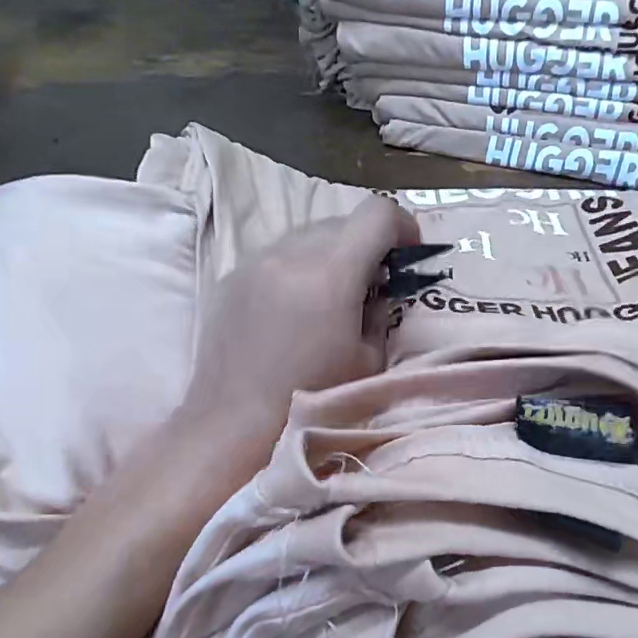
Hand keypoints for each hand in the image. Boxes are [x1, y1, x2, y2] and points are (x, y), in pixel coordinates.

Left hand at [177, 195, 418, 450]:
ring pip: (304, 236)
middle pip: (340, 222)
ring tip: (327, 297)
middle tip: (371, 282)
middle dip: (365, 244)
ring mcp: (253, 263)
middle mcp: (289, 255)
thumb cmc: (310, 400)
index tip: (408, 253)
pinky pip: (273, 257)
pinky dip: (294, 269)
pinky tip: (290, 310)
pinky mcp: (229, 278)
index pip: (376, 214)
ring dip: (327, 254)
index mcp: (330, 274)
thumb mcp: (368, 361)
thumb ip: (380, 313)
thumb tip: (377, 290)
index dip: (403, 226)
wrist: (235, 424)